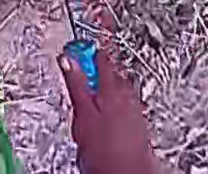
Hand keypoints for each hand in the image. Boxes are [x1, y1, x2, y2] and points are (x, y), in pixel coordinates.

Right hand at [60, 46, 162, 173]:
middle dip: (96, 77)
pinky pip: (123, 109)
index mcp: (112, 88)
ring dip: (104, 95)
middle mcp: (128, 96)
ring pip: (117, 93)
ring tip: (91, 110)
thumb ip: (76, 84)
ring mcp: (135, 112)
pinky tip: (104, 125)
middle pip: (110, 75)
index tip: (74, 53)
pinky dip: (113, 110)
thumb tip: (68, 59)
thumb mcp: (83, 115)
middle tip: (80, 85)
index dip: (87, 54)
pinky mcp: (139, 129)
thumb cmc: (106, 152)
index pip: (100, 59)